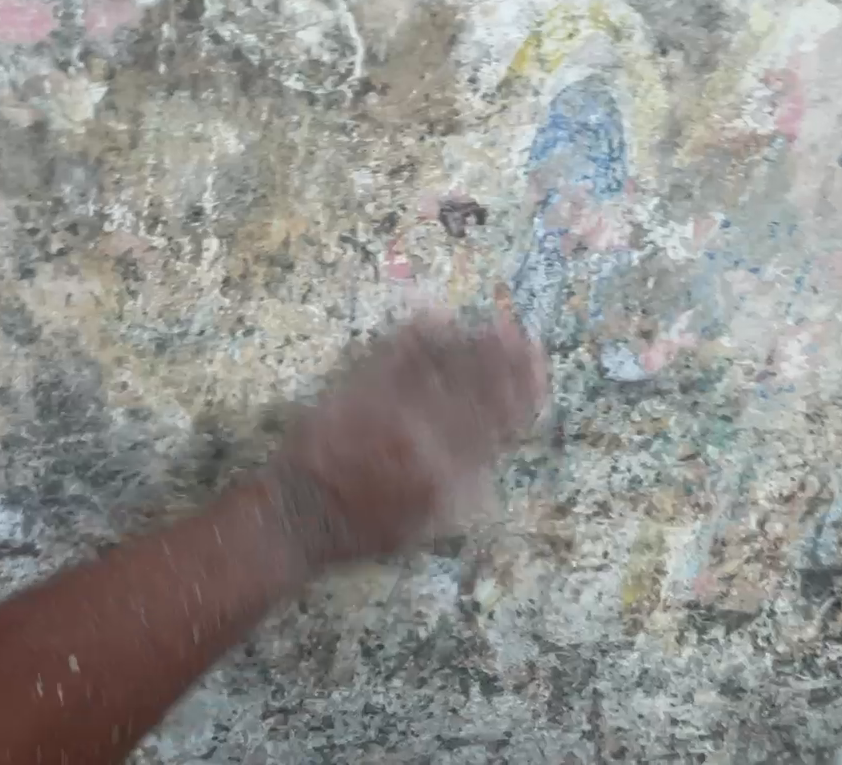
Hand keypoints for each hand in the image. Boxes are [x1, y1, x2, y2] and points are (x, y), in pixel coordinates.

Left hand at [266, 314, 547, 570]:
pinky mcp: (360, 384)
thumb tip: (495, 456)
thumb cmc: (365, 526)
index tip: (538, 373)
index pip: (492, 422)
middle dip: (503, 362)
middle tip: (525, 338)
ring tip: (497, 325)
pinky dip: (417, 332)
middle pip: (472, 387)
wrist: (303, 507)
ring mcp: (389, 402)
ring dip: (472, 344)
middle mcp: (421, 429)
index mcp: (443, 466)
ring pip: (440, 366)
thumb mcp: (425, 523)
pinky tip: (437, 315)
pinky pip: (393, 351)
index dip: (519, 396)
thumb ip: (463, 488)